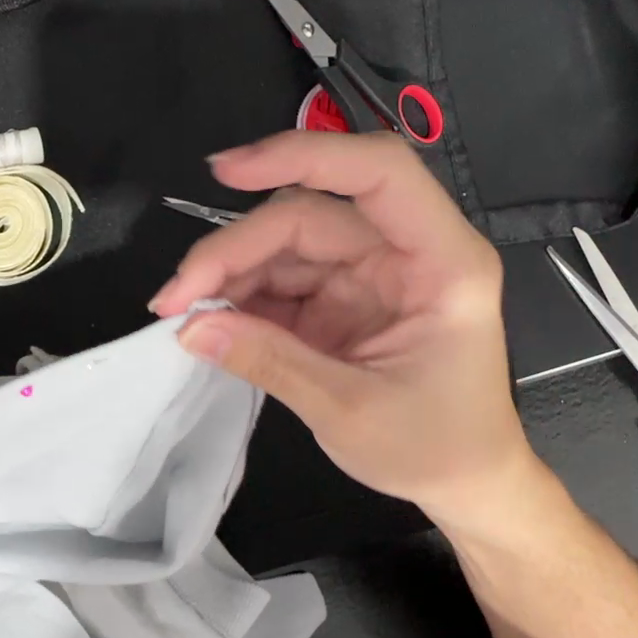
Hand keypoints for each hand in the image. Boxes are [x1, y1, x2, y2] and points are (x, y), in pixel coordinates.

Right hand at [150, 131, 535, 520]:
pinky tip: (208, 320)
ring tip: (181, 313)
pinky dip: (240, 300)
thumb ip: (270, 362)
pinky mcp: (339, 304)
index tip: (227, 172)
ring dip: (228, 275)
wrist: (463, 482)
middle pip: (309, 217)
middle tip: (174, 298)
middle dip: (234, 249)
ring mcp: (367, 278)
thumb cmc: (434, 448)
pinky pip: (281, 285)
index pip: (378, 174)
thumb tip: (191, 327)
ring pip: (285, 249)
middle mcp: (403, 255)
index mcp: (440, 263)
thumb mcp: (349, 410)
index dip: (303, 155)